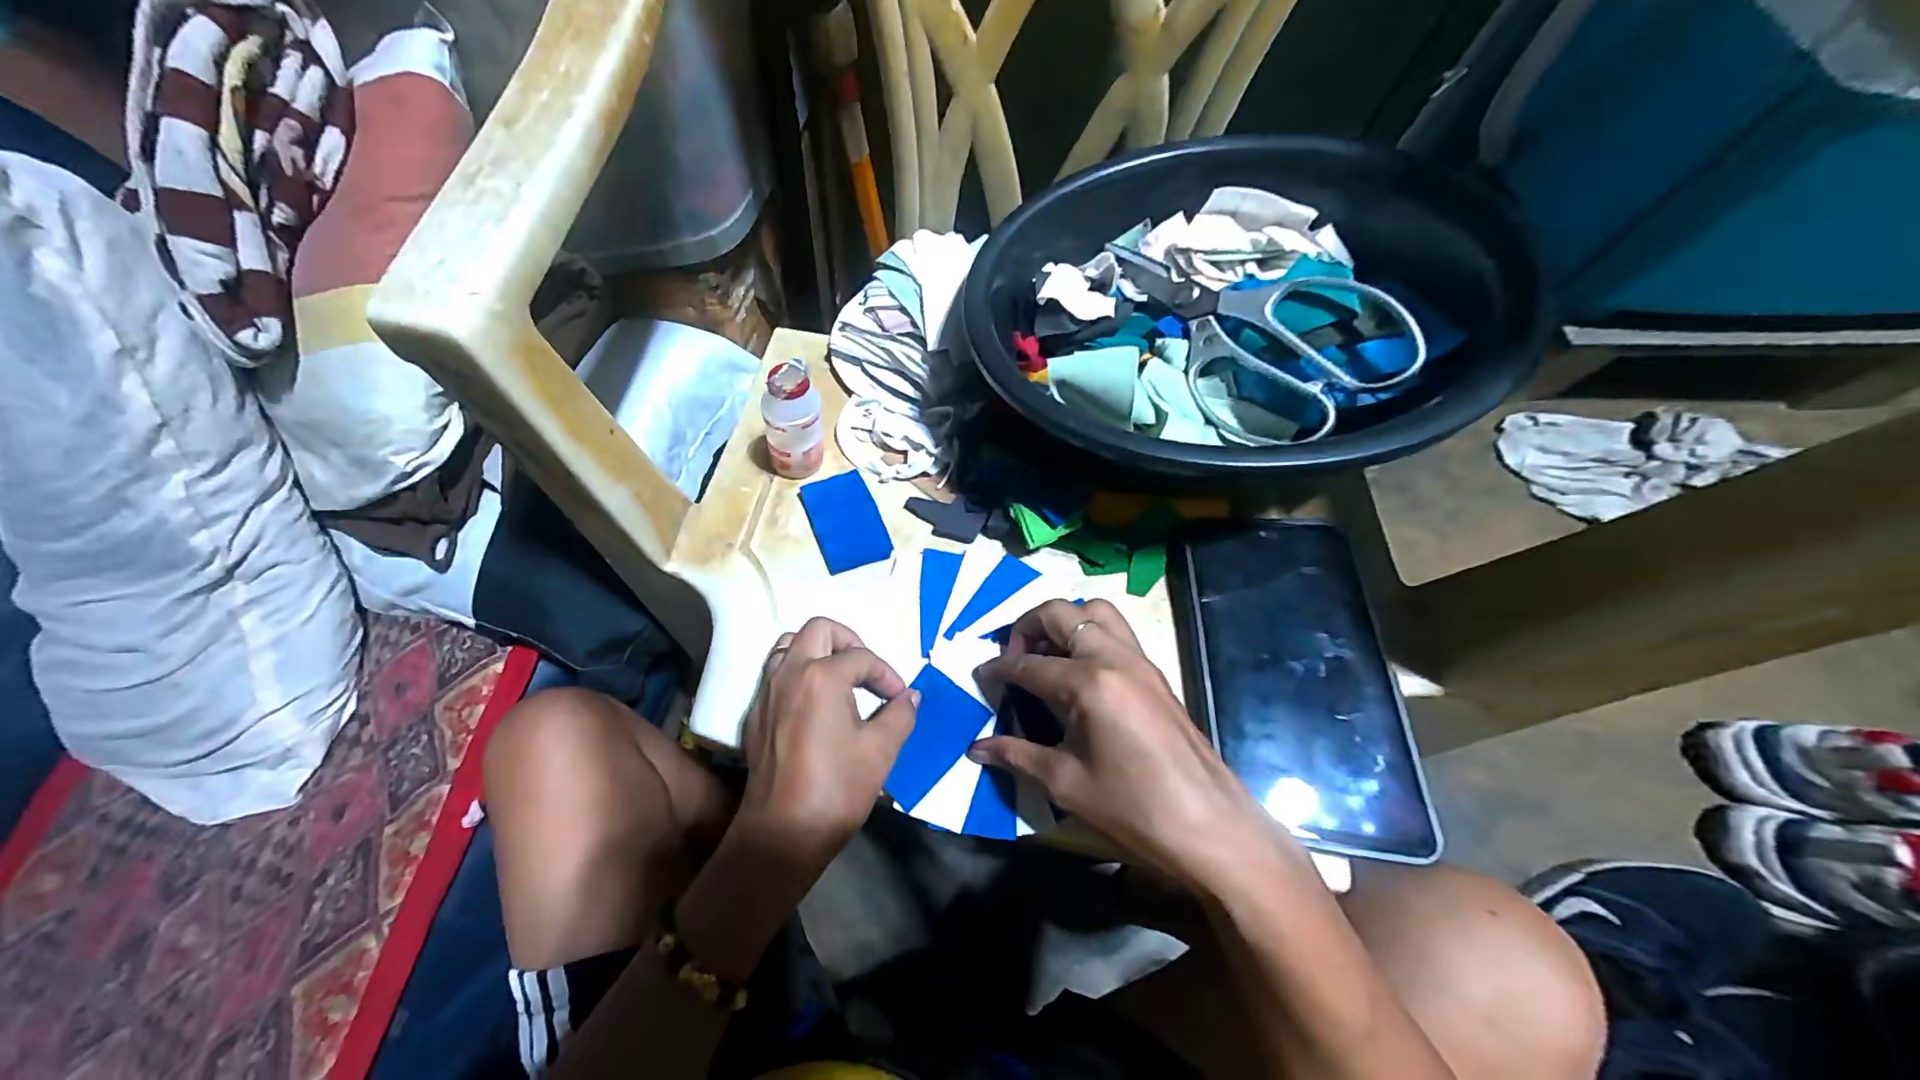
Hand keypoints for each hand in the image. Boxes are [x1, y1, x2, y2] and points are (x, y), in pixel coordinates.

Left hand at [738, 617, 918, 863]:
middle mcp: (788, 674)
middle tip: (866, 670)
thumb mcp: (881, 749)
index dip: (887, 674)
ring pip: (788, 648)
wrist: (782, 834)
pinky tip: (815, 708)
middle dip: (848, 642)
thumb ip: (900, 714)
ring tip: (840, 681)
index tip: (900, 698)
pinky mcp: (754, 717)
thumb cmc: (837, 787)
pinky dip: (797, 677)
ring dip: (817, 653)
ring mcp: (765, 694)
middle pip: (818, 630)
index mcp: (821, 676)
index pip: (861, 657)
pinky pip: (774, 677)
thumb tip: (909, 696)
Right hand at [969, 599, 1284, 887]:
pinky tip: (1078, 673)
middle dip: (1025, 627)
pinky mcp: (1155, 672)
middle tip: (1013, 660)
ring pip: (1094, 611)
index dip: (997, 670)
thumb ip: (1017, 755)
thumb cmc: (1133, 807)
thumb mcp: (1065, 783)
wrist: (1209, 824)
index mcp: (1088, 683)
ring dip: (1063, 622)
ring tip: (1046, 656)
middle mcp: (1113, 657)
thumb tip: (976, 748)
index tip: (980, 680)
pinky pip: (1117, 632)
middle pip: (1059, 613)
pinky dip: (1090, 634)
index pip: (1027, 664)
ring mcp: (1139, 661)